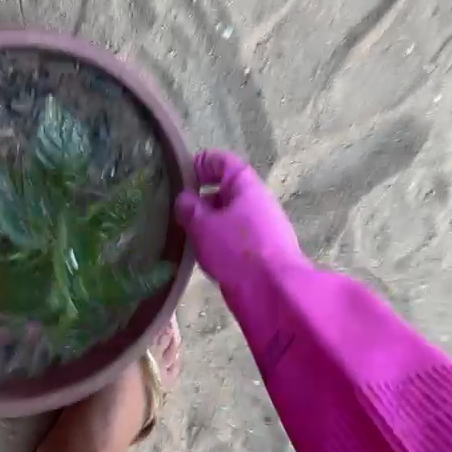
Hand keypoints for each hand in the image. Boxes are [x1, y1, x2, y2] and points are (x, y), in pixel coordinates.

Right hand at [174, 150, 308, 287]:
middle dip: (200, 199)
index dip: (198, 164)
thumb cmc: (237, 249)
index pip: (220, 160)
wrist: (274, 290)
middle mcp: (257, 200)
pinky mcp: (262, 248)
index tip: (178, 179)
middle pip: (225, 188)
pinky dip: (219, 240)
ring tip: (187, 236)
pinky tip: (205, 255)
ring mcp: (262, 225)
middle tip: (177, 213)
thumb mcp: (203, 226)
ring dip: (208, 222)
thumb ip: (189, 208)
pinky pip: (236, 235)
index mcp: (245, 185)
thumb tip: (184, 198)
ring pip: (229, 214)